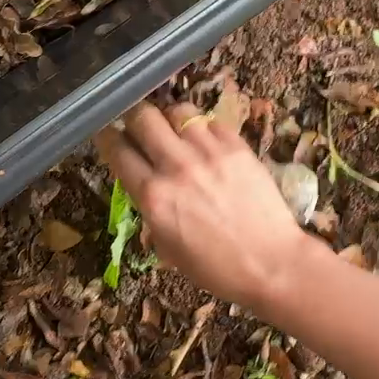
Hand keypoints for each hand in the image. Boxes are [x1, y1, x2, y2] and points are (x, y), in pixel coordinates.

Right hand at [93, 102, 322, 308]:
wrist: (271, 264)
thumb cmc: (216, 268)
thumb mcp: (167, 247)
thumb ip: (150, 208)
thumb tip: (144, 183)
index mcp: (153, 196)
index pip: (117, 150)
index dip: (107, 138)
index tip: (108, 134)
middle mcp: (176, 167)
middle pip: (142, 117)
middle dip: (135, 118)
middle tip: (139, 127)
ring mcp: (209, 152)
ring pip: (177, 110)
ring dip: (171, 120)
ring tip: (176, 132)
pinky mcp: (237, 146)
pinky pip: (211, 122)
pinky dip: (203, 129)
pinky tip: (206, 143)